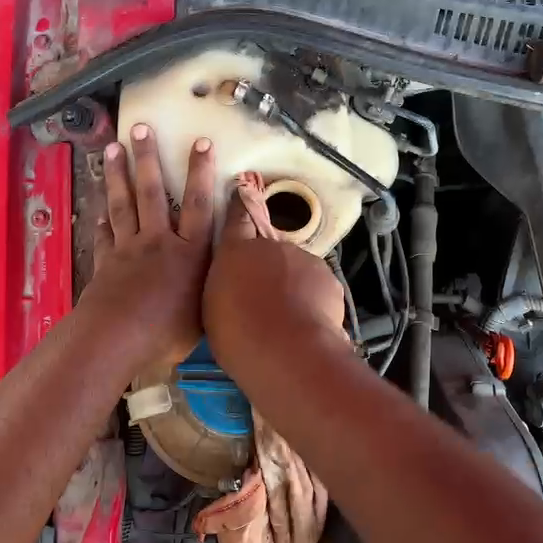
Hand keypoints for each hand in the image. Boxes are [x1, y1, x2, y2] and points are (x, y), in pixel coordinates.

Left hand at [78, 124, 217, 368]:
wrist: (116, 337)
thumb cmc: (167, 332)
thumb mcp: (203, 315)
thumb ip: (209, 291)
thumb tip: (223, 283)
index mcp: (189, 253)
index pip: (197, 204)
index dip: (200, 173)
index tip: (201, 143)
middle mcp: (158, 242)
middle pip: (152, 192)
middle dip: (148, 158)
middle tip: (140, 128)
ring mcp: (128, 249)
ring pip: (123, 204)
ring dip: (118, 175)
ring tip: (112, 150)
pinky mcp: (105, 262)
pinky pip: (104, 235)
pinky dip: (102, 222)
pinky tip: (99, 211)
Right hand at [202, 188, 345, 366]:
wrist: (289, 352)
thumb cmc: (238, 335)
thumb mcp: (214, 310)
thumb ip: (225, 287)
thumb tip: (235, 288)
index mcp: (236, 252)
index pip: (237, 219)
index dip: (240, 205)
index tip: (243, 190)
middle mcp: (271, 247)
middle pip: (268, 248)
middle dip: (266, 265)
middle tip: (262, 295)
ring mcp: (303, 259)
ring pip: (295, 268)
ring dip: (290, 283)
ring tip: (287, 315)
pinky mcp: (328, 278)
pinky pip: (316, 285)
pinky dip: (311, 298)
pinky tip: (306, 321)